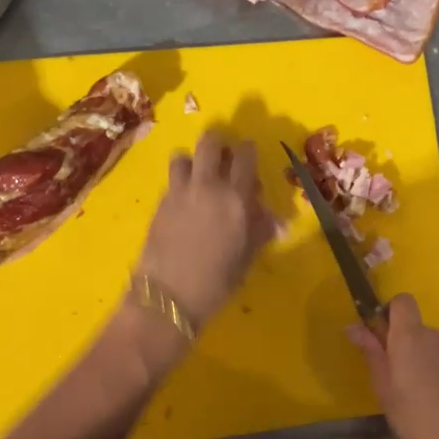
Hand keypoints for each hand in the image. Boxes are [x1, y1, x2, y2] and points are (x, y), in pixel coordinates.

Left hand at [136, 131, 276, 328]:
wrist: (169, 296)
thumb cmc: (216, 281)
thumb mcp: (246, 257)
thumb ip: (261, 231)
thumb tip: (278, 220)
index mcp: (236, 198)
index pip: (245, 154)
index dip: (248, 150)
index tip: (249, 158)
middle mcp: (207, 186)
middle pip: (210, 142)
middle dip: (219, 144)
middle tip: (224, 160)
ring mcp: (179, 192)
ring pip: (184, 155)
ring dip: (194, 161)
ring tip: (199, 178)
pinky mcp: (160, 203)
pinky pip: (172, 179)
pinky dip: (181, 182)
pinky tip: (185, 202)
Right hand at [349, 294, 438, 438]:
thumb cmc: (416, 416)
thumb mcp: (384, 387)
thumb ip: (372, 352)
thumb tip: (354, 325)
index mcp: (411, 335)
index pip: (402, 300)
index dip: (387, 311)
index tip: (377, 336)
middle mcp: (434, 336)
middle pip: (413, 325)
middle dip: (398, 342)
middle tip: (387, 375)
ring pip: (426, 344)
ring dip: (414, 359)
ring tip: (407, 394)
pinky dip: (430, 371)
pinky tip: (428, 402)